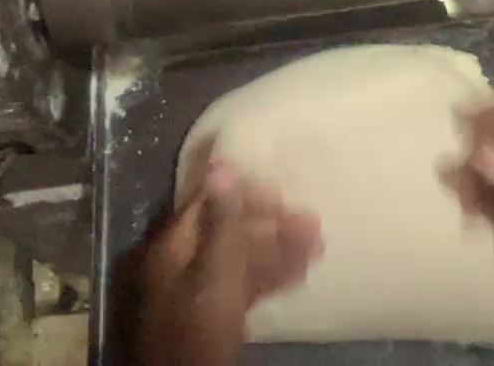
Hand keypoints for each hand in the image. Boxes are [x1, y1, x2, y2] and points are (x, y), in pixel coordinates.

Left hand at [134, 158, 321, 365]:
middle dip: (272, 225)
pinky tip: (300, 274)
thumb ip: (222, 222)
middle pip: (230, 230)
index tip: (283, 190)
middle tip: (313, 223)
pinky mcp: (213, 315)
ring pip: (241, 258)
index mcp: (175, 245)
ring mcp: (198, 289)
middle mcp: (184, 261)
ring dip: (279, 250)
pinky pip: (243, 284)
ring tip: (318, 247)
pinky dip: (270, 276)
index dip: (246, 192)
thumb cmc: (199, 328)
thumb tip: (222, 165)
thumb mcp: (214, 274)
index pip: (210, 201)